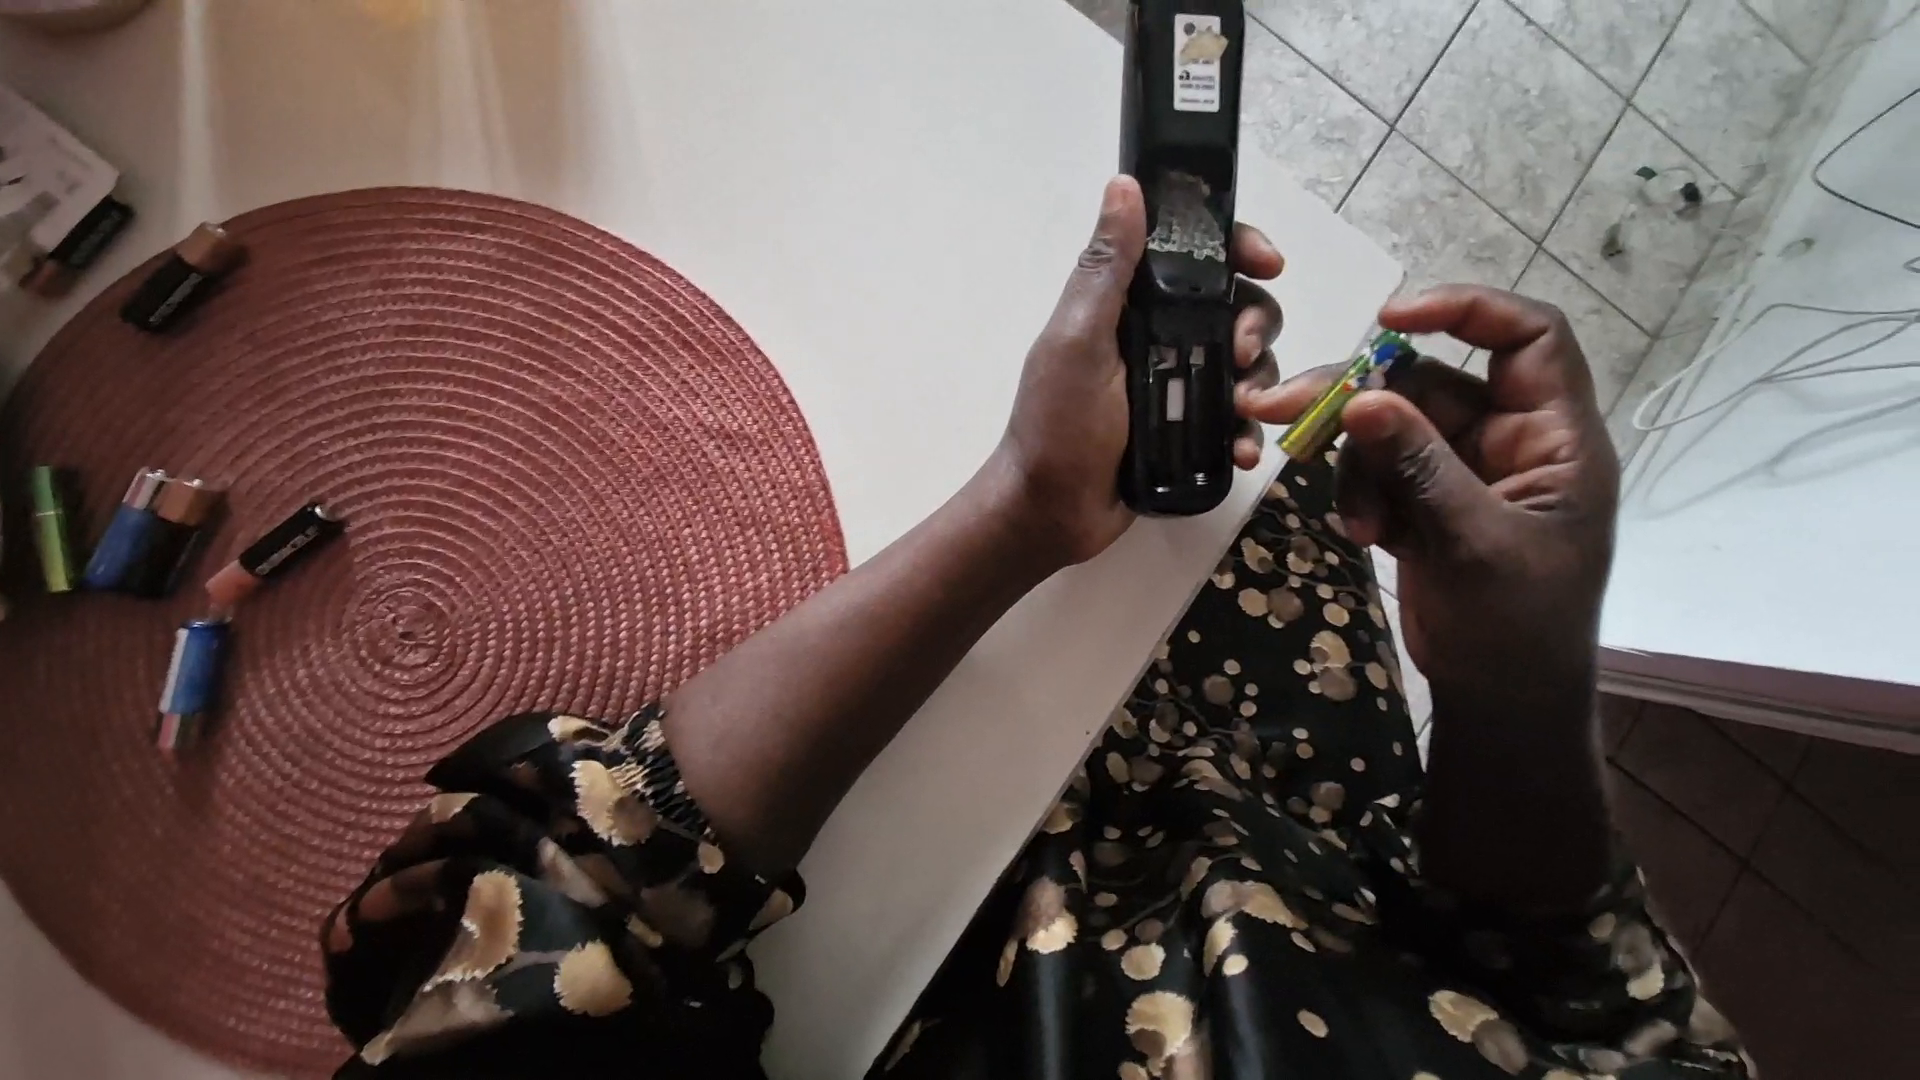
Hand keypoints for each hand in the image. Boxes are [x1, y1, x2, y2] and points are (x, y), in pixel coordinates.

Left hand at [992, 175, 1286, 566]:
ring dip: (1261, 381)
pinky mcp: (1189, 430)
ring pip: (1246, 365)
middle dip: (1257, 324)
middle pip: (1235, 309)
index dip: (1237, 249)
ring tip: (1246, 409)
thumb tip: (1124, 186)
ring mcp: (1176, 386)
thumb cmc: (1059, 425)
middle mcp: (1157, 339)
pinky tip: (1244, 451)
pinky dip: (1248, 430)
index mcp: (1128, 307)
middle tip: (1244, 355)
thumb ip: (1104, 270)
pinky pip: (1237, 419)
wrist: (1054, 511)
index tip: (1267, 263)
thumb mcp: (1078, 342)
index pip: (1194, 256)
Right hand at [1244, 285, 1618, 698]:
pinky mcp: (1420, 504)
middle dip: (1358, 400)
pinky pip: (1374, 474)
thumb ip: (1420, 467)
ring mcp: (1457, 474)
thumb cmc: (1516, 625)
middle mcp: (1505, 442)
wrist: (1499, 696)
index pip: (1526, 339)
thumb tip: (1362, 398)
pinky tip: (1364, 536)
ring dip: (1356, 470)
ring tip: (1357, 524)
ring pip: (1387, 433)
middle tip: (1280, 408)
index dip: (1465, 311)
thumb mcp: (1472, 541)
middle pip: (1425, 387)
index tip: (1389, 318)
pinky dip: (1357, 497)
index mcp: (1553, 436)